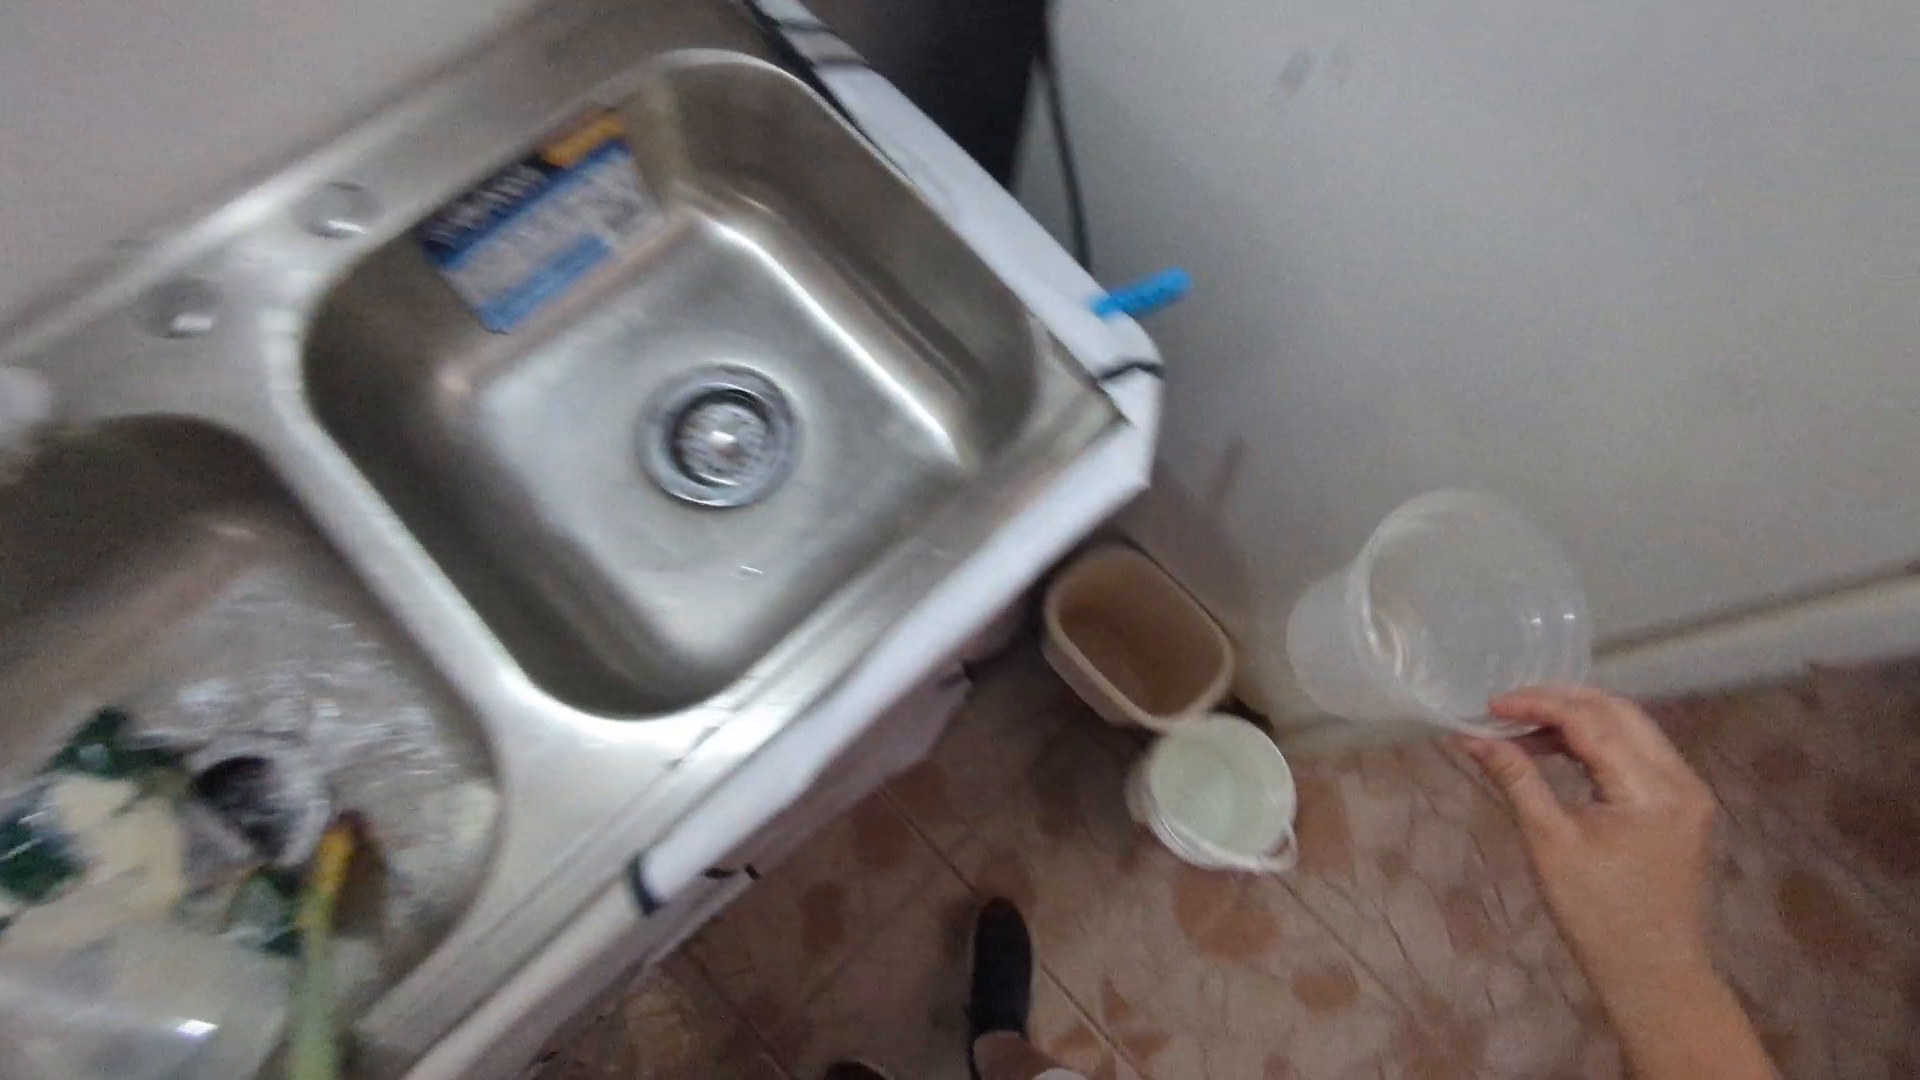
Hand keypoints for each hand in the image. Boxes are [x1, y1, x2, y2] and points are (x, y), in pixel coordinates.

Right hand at [1462, 687, 1777, 1079]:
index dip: (1537, 705)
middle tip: (1505, 705)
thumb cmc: (1595, 908)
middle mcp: (1681, 782)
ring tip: (1520, 725)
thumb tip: (1472, 736)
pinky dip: (1589, 740)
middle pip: (1619, 712)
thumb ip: (1516, 778)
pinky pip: (1633, 750)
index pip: (1591, 723)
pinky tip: (1550, 748)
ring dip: (1573, 717)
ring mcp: (1685, 792)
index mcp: (1653, 792)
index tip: (1489, 706)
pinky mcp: (1676, 803)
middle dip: (1558, 699)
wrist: (1651, 968)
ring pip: (1628, 726)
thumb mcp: (1547, 839)